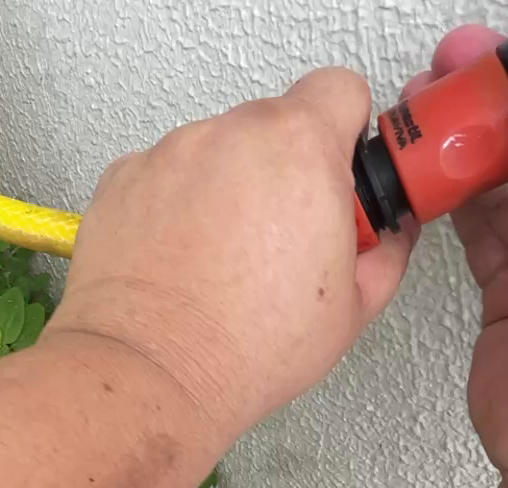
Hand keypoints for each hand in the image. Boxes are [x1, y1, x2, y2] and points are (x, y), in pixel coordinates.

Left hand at [47, 69, 413, 435]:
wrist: (149, 377)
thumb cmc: (242, 352)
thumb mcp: (351, 311)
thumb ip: (387, 249)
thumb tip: (388, 232)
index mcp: (300, 148)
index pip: (339, 91)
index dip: (342, 135)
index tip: (333, 178)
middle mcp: (229, 136)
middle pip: (270, 127)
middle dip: (280, 173)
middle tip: (275, 242)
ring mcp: (167, 156)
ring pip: (212, 154)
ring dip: (221, 191)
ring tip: (214, 264)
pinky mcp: (119, 183)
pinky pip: (161, 180)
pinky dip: (169, 208)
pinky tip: (174, 263)